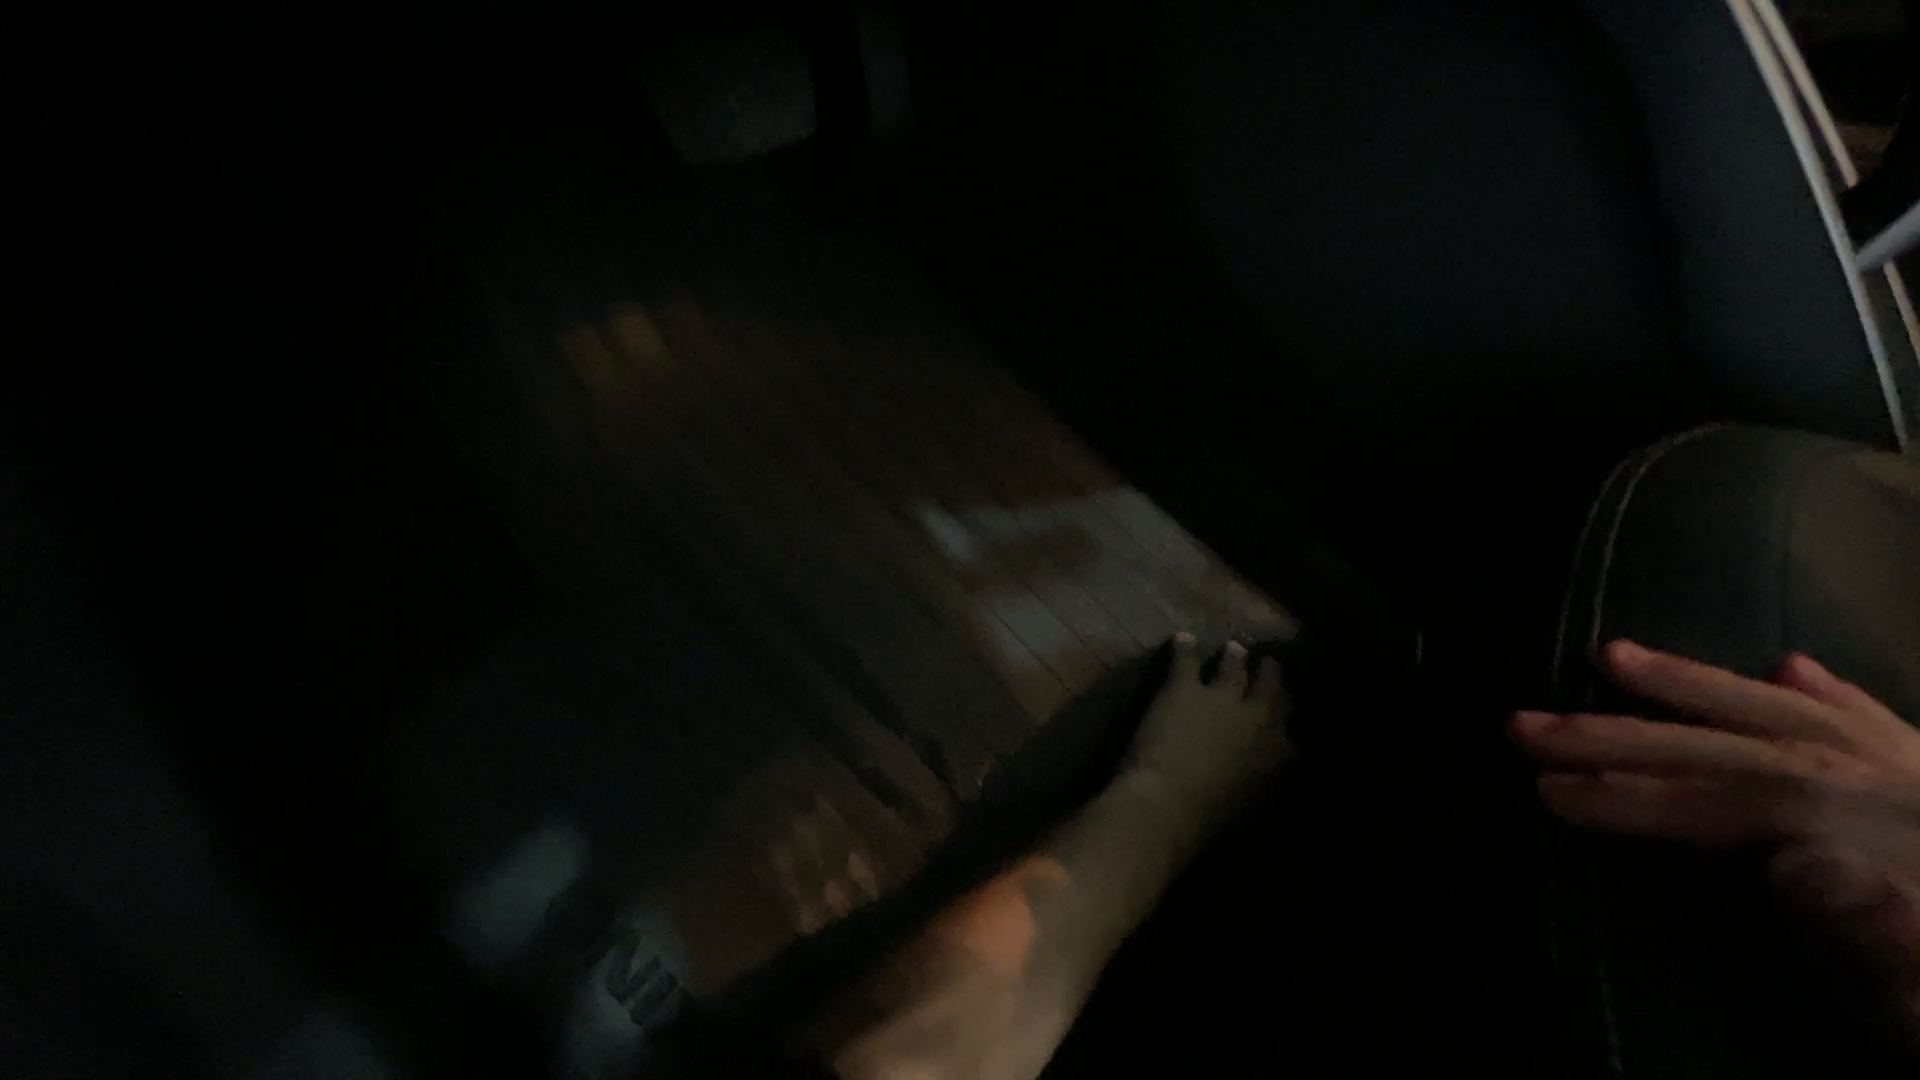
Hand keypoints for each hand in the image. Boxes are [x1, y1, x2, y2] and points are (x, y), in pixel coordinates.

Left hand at [1123, 634, 1292, 828]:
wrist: (1170, 802)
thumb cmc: (1209, 819)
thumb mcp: (1250, 804)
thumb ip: (1262, 779)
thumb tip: (1265, 771)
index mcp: (1277, 754)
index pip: (1288, 727)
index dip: (1284, 713)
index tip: (1284, 704)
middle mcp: (1258, 719)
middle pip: (1270, 689)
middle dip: (1270, 674)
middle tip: (1269, 662)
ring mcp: (1221, 698)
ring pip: (1232, 668)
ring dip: (1232, 657)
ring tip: (1232, 647)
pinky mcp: (1184, 687)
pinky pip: (1186, 659)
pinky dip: (1183, 648)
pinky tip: (1182, 637)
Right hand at [1510, 641, 1919, 1037]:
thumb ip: (1890, 941)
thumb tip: (1788, 858)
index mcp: (1904, 846)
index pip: (1744, 804)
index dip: (1635, 797)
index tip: (1547, 795)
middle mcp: (1917, 798)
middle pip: (1748, 746)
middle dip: (1624, 733)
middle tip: (1525, 725)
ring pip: (1806, 721)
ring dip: (1698, 685)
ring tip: (1613, 656)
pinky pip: (1898, 734)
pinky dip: (1836, 699)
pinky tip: (1793, 668)